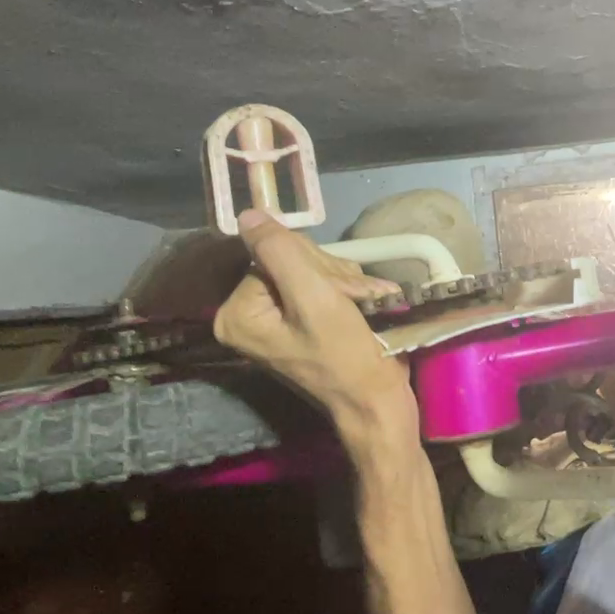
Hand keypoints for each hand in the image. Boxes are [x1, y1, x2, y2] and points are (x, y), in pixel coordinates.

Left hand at [213, 209, 413, 446]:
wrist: (377, 400)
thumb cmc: (344, 354)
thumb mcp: (314, 298)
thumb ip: (280, 252)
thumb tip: (247, 213)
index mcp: (237, 313)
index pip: (271, 255)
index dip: (311, 265)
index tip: (337, 290)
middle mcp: (249, 314)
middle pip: (290, 261)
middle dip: (330, 275)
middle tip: (355, 299)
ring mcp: (276, 319)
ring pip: (311, 270)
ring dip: (345, 281)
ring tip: (365, 302)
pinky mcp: (301, 321)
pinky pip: (320, 284)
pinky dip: (348, 289)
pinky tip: (366, 301)